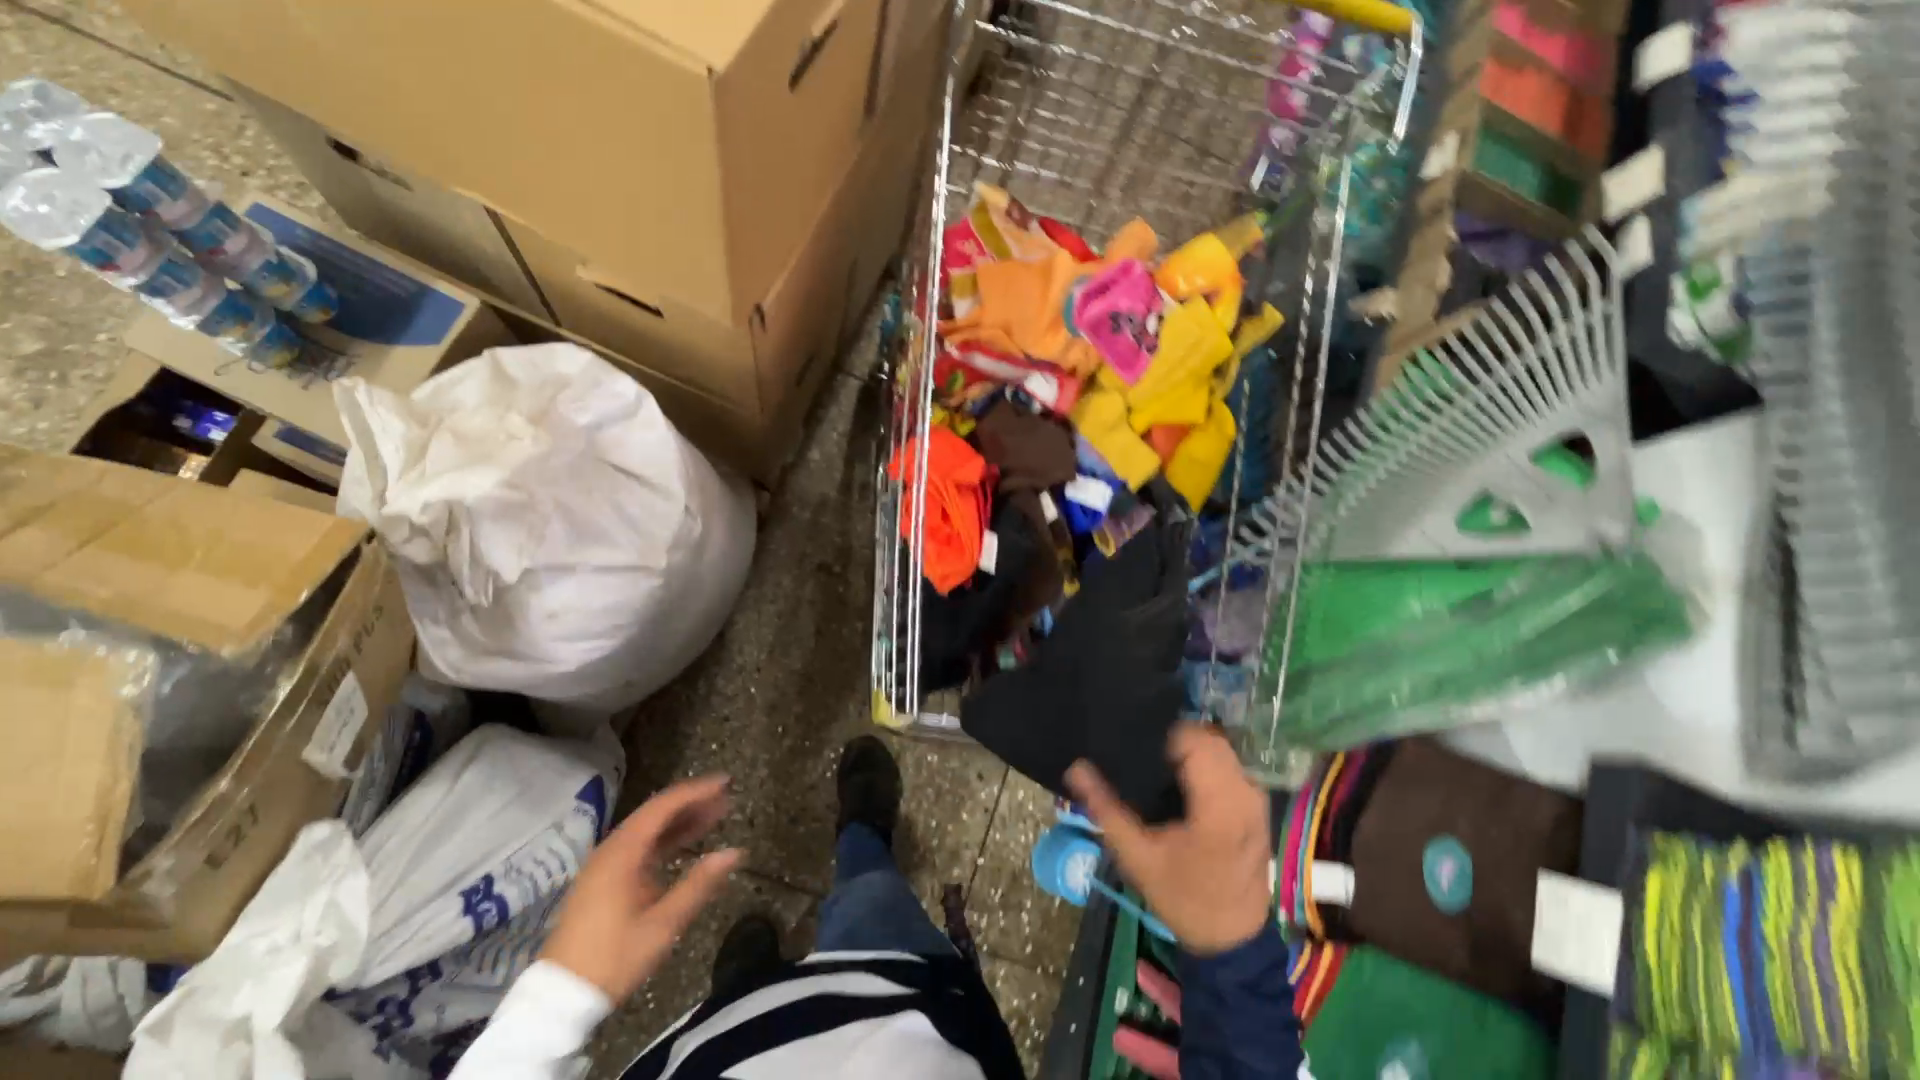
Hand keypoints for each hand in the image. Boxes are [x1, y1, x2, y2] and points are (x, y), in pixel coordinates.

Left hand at [541, 775, 743, 1000]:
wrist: (561, 995)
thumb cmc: (614, 958)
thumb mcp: (662, 925)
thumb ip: (699, 885)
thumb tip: (734, 852)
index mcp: (622, 854)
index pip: (662, 807)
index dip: (695, 791)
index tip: (725, 782)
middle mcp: (610, 851)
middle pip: (654, 815)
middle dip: (691, 804)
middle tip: (726, 798)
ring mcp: (604, 866)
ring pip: (646, 832)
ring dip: (680, 822)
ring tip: (715, 816)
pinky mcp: (602, 882)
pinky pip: (638, 848)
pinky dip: (664, 841)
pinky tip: (685, 846)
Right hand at [1066, 725, 1271, 955]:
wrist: (1231, 937)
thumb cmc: (1183, 898)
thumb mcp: (1137, 857)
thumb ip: (1107, 809)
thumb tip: (1075, 769)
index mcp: (1219, 804)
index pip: (1193, 740)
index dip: (1161, 736)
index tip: (1134, 750)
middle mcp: (1245, 792)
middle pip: (1208, 738)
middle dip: (1174, 741)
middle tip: (1140, 758)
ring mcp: (1256, 796)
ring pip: (1220, 748)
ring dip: (1190, 751)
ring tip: (1157, 770)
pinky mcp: (1258, 803)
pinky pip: (1228, 765)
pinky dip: (1205, 765)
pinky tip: (1180, 786)